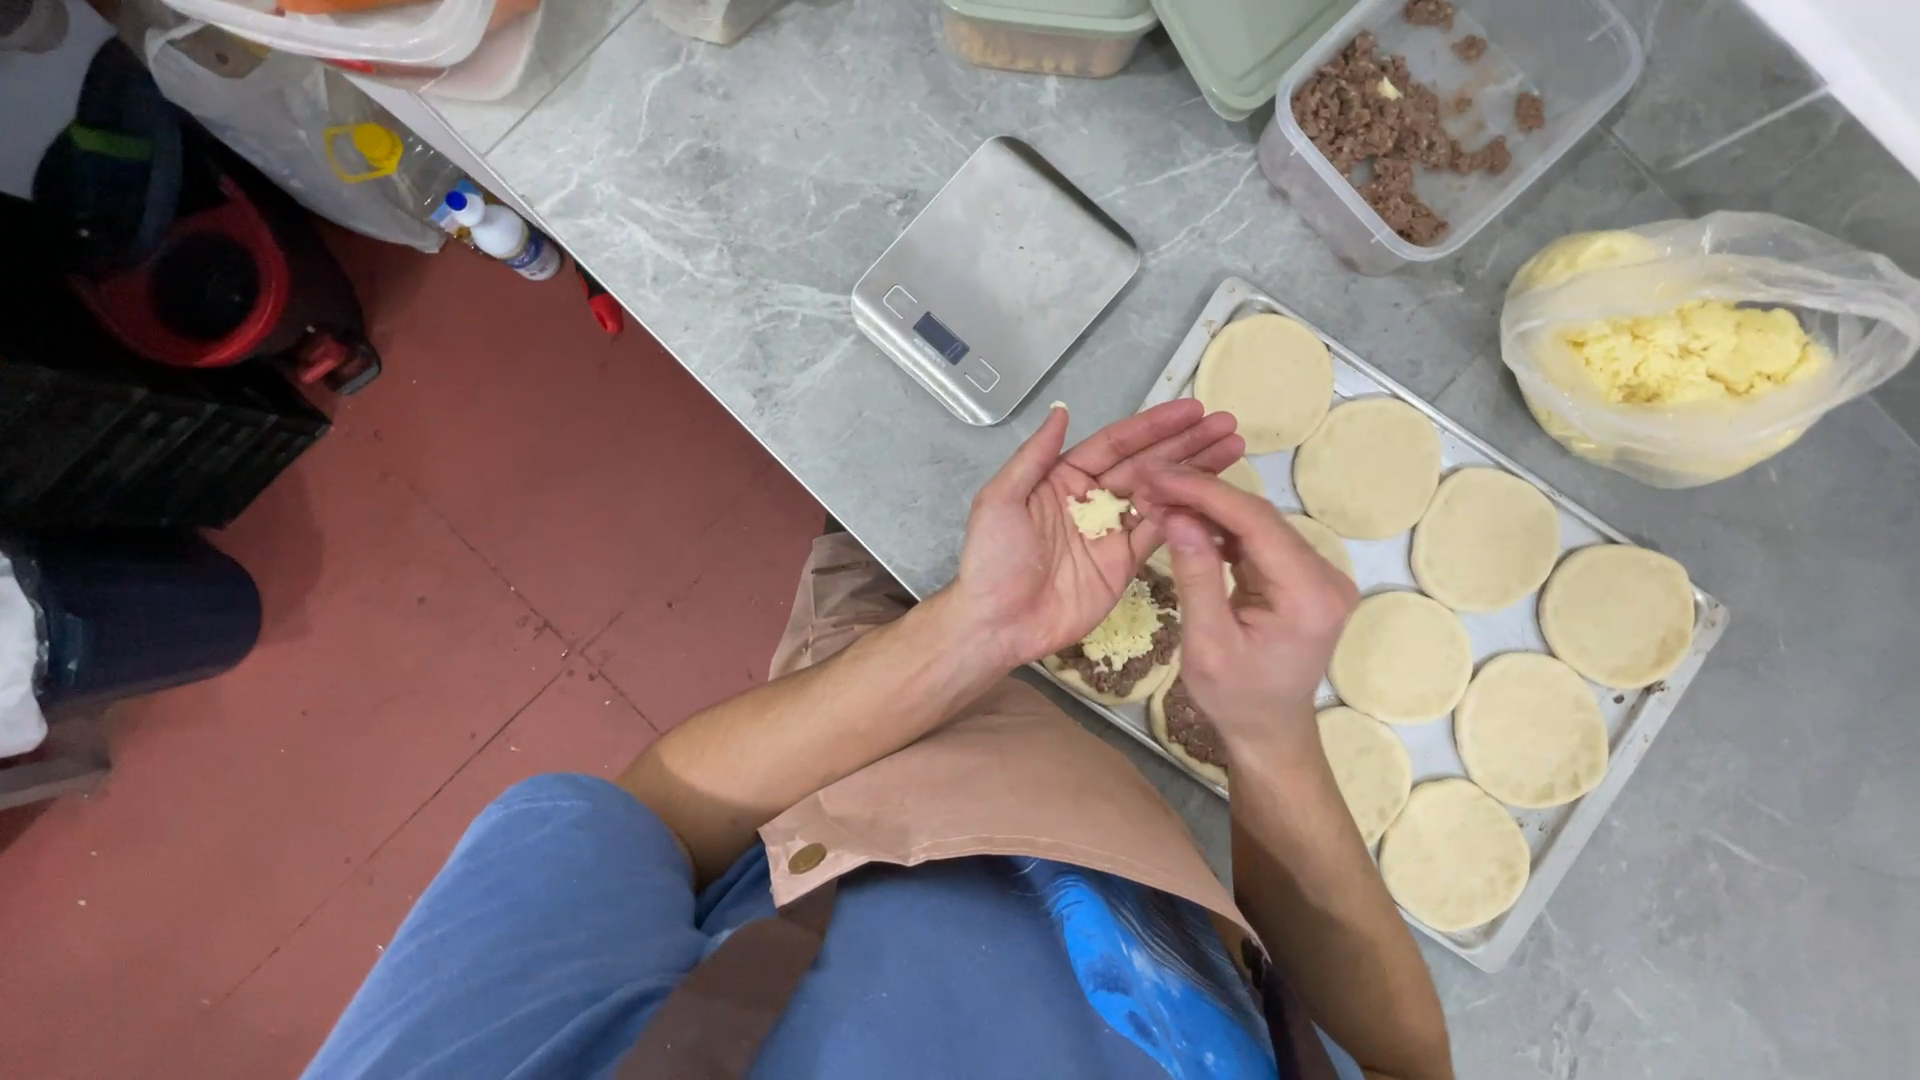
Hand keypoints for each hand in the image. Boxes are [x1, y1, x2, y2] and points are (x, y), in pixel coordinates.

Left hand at [945, 400, 1243, 668]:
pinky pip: (1158, 534)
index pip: (1115, 444)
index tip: (1192, 409)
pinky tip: (1214, 495)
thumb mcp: (1000, 499)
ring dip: (1195, 473)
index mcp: (1062, 478)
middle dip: (1185, 444)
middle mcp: (1091, 499)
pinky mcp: (1124, 564)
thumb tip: (1062, 410)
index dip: (1153, 426)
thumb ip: (1035, 456)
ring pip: (1160, 495)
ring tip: (1233, 450)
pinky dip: (1185, 515)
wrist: (998, 623)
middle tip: (1227, 425)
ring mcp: (1110, 532)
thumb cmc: (992, 559)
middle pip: (1146, 464)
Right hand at [1136, 465, 1358, 759]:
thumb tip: (1177, 515)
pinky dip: (1221, 527)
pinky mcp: (1302, 576)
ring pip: (1257, 522)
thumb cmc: (1235, 698)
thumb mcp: (1206, 643)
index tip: (1158, 476)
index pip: (1255, 522)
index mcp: (1309, 594)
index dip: (1204, 492)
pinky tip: (1187, 520)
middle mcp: (1325, 575)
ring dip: (1208, 507)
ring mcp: (1317, 574)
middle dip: (1202, 494)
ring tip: (1161, 496)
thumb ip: (1196, 576)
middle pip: (1259, 516)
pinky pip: (1258, 539)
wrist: (1269, 730)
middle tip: (1151, 481)